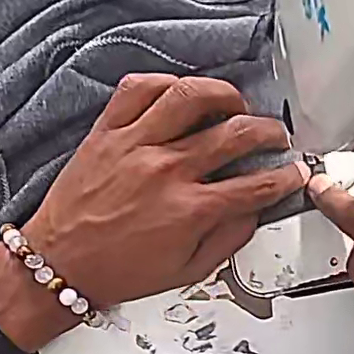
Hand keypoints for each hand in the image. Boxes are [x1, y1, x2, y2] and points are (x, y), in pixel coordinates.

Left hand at [0, 74, 306, 341]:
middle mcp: (166, 171)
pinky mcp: (107, 132)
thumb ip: (228, 238)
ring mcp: (135, 145)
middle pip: (236, 133)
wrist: (61, 264)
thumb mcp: (187, 270)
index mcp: (189, 211)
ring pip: (192, 96)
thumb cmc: (119, 270)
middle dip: (269, 132)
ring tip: (235, 106)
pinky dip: (167, 83)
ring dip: (226, 95)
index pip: (255, 184)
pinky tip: (180, 95)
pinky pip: (139, 88)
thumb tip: (254, 210)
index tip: (292, 173)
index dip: (285, 177)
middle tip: (275, 137)